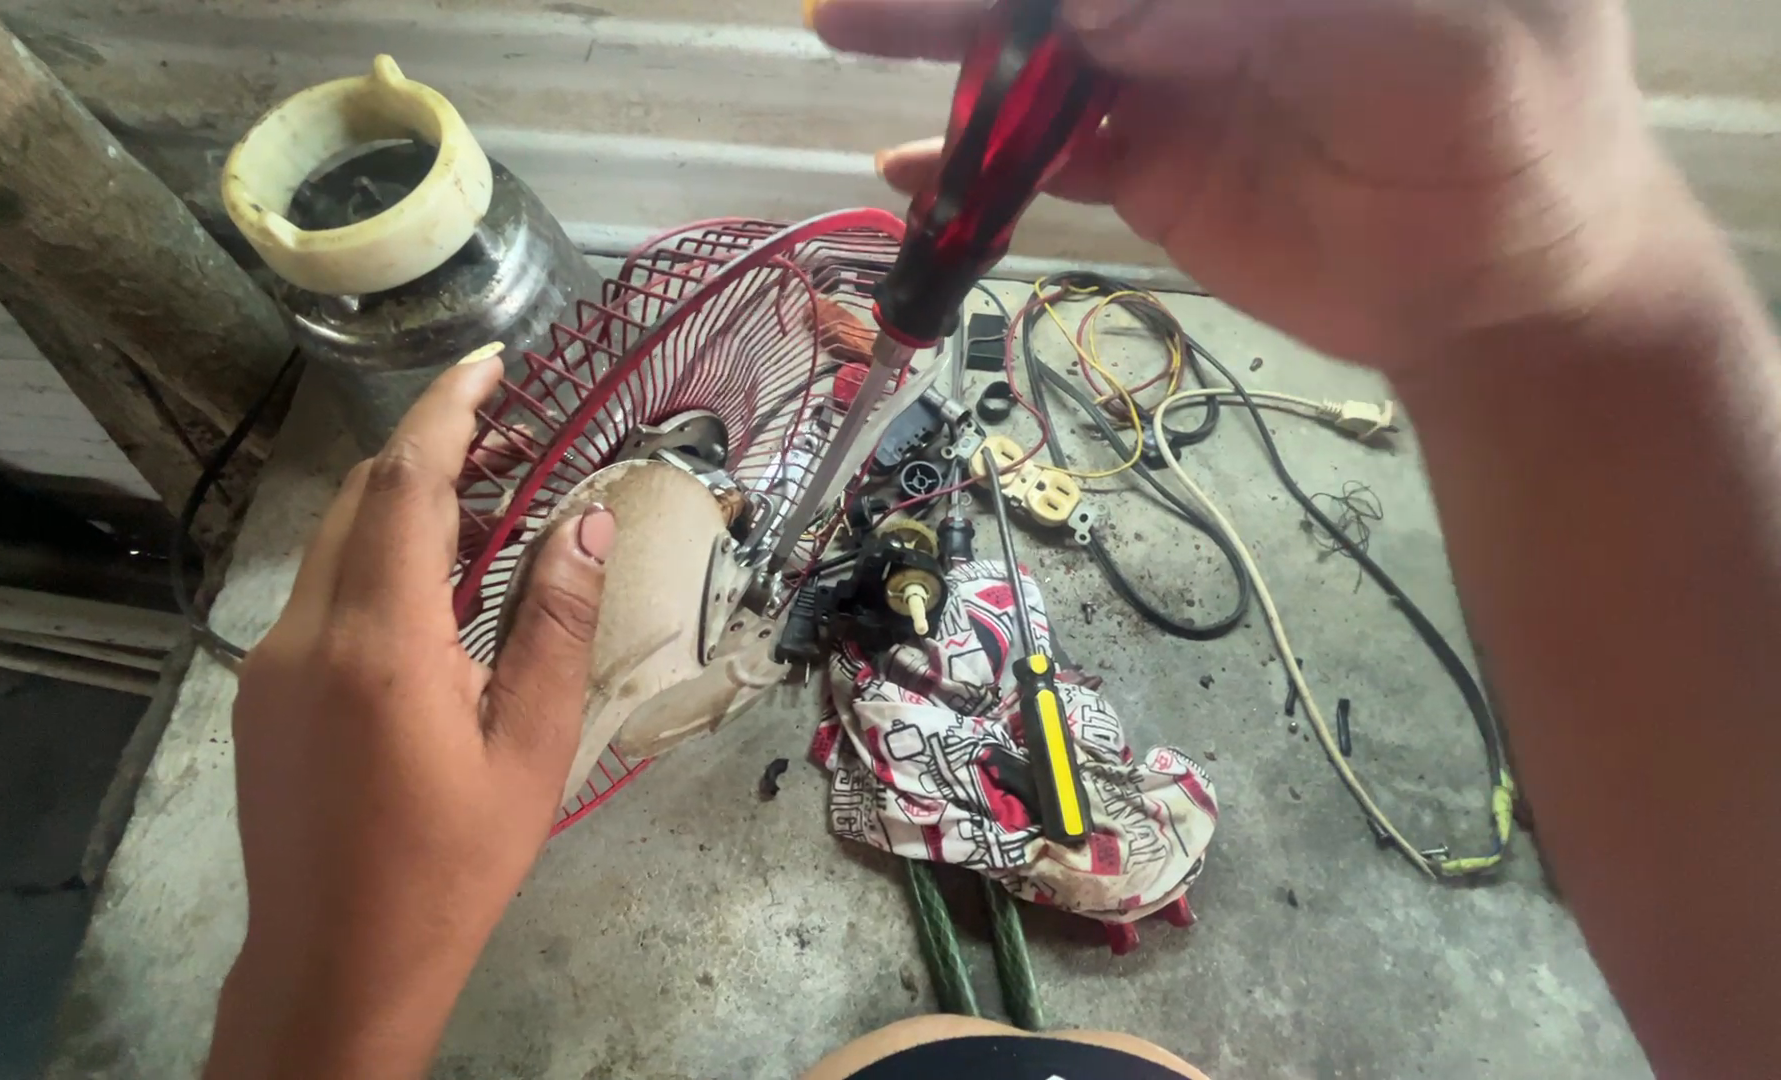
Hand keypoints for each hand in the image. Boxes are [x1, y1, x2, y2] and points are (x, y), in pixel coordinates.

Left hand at [206, 356, 616, 1077]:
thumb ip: (556, 623)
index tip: (488, 364)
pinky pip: (327, 584)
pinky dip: (385, 550)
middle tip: (512, 437)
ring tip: (489, 499)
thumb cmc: (456, 858)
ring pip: (340, 537)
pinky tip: (437, 581)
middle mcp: (309, 633)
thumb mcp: (533, 742)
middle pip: (365, 496)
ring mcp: (275, 660)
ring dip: (410, 497)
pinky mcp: (268, 687)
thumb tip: (587, 523)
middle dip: (433, 446)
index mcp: (383, 644)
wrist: (337, 963)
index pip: (408, 487)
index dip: (448, 412)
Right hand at [815, 0, 1670, 368]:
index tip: (1000, 0)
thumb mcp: (1431, 43)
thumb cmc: (1506, 145)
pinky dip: (975, 168)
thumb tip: (1088, 5)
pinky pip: (1043, 158)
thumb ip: (1270, 6)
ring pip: (1039, 63)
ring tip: (849, 31)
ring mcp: (1166, 77)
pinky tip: (909, 172)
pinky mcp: (1144, 165)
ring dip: (950, 63)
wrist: (1481, 287)